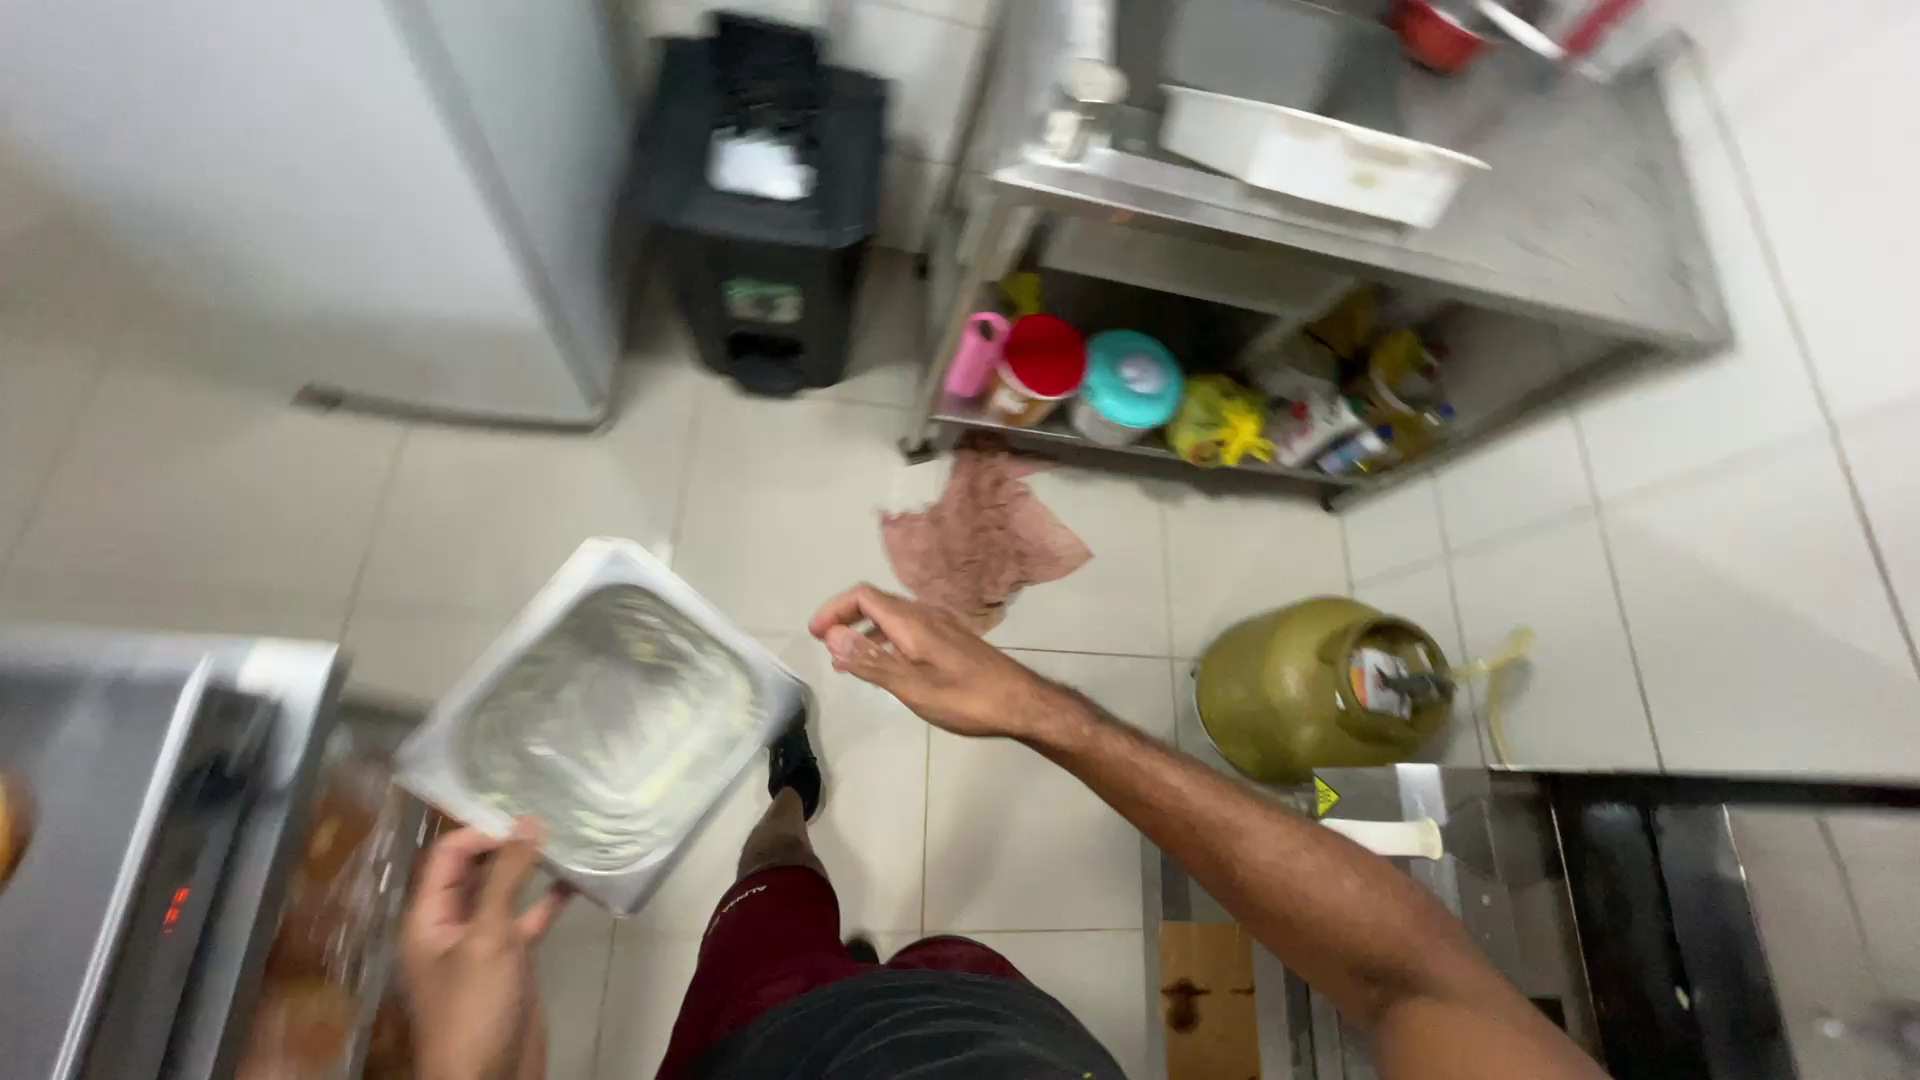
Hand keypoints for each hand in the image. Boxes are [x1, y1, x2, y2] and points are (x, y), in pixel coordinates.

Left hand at [401, 819, 568, 1079]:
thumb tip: (528, 820)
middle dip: (509, 842)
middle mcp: (452, 924)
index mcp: (428, 918)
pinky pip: (530, 915)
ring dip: (533, 866)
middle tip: (553, 817)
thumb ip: (507, 876)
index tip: (526, 820)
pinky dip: (551, 897)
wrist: (489, 1078)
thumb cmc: (475, 1007)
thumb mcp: (488, 936)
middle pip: (476, 868)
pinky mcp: (512, 956)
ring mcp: (483, 941)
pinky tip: (579, 880)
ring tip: (568, 838)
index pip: (448, 856)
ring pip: (506, 889)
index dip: (482, 832)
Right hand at [808, 583, 1074, 739]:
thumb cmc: (966, 698)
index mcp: (913, 622)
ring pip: (893, 618)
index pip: (864, 595)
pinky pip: (908, 630)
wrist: (1022, 704)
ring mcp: (941, 627)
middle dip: (846, 618)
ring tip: (845, 661)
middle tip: (824, 644)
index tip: (814, 633)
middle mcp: (926, 615)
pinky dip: (886, 641)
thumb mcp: (913, 686)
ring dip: (865, 633)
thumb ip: (871, 661)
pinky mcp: (952, 641)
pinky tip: (886, 667)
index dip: (834, 609)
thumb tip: (832, 635)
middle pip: (877, 602)